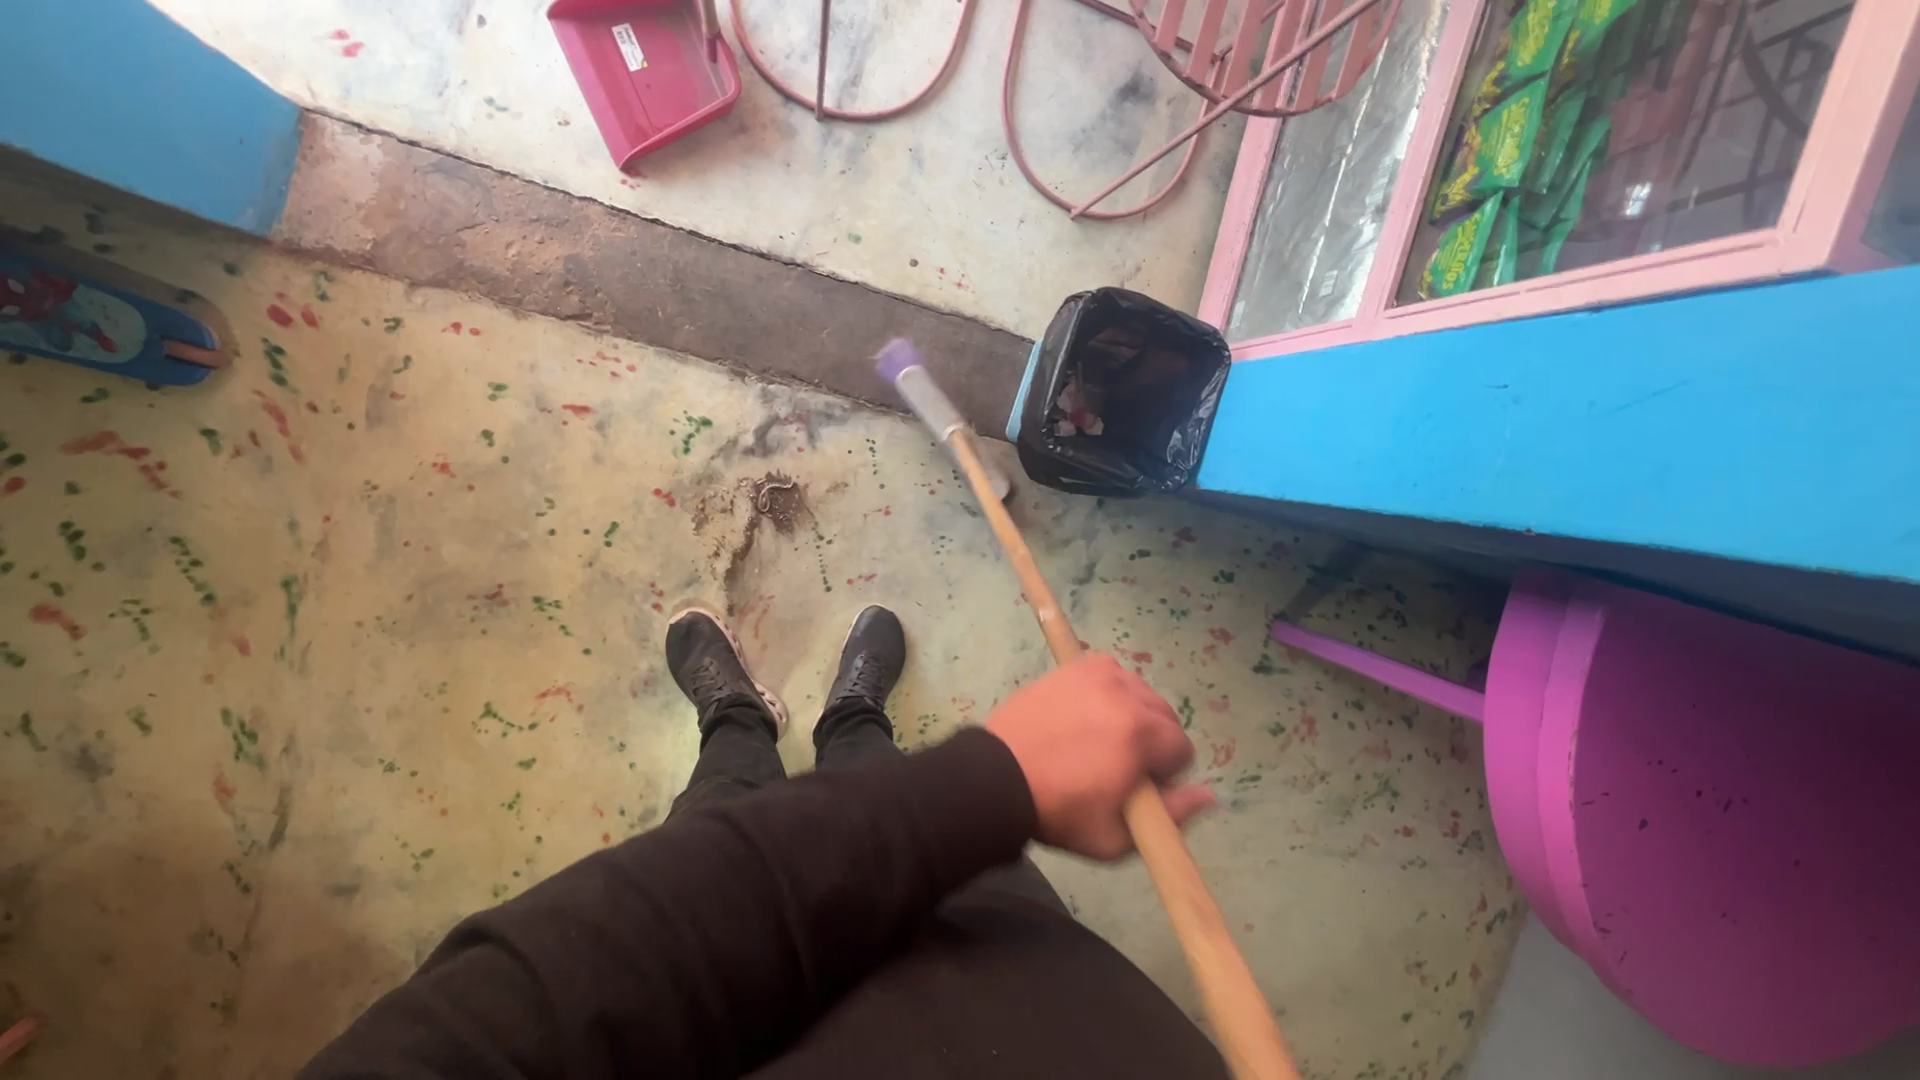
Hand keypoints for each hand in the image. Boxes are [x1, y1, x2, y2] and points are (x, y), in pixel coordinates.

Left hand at [985, 653, 1215, 859]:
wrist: (998, 777)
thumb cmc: (1059, 811)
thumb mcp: (1117, 835)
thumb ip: (1172, 815)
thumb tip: (1210, 795)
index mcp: (1140, 732)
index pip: (1182, 748)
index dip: (1165, 773)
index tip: (1139, 787)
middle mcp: (1125, 693)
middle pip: (1164, 716)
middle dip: (1152, 742)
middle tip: (1118, 766)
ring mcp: (1098, 674)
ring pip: (1139, 693)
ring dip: (1132, 715)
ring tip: (1099, 740)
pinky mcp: (1075, 667)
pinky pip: (1112, 674)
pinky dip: (1109, 691)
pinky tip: (1087, 714)